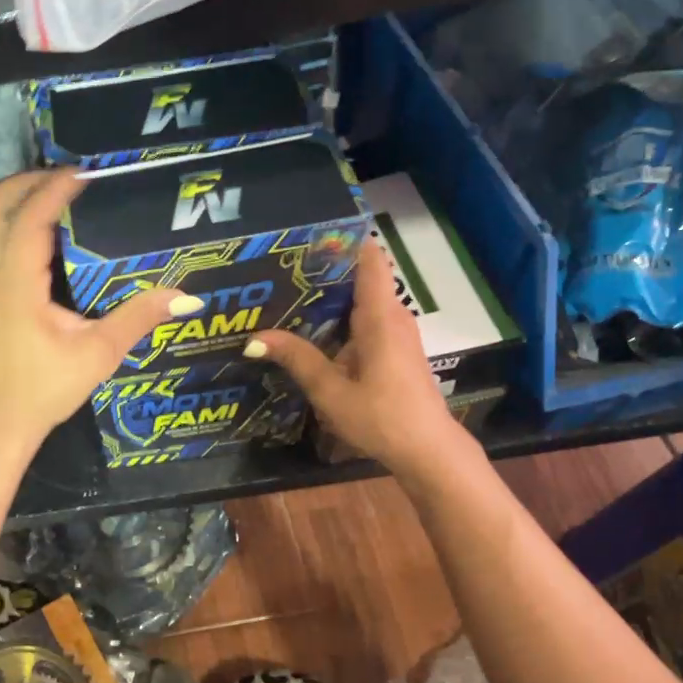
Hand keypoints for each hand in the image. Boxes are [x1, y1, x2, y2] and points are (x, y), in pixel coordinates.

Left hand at [0, 170, 191, 447]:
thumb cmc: (46, 387)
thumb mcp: (99, 354)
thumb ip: (138, 318)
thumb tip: (184, 296)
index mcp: (15, 287)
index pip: (29, 221)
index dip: (53, 190)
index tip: (83, 173)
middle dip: (20, 183)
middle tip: (58, 175)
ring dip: (0, 198)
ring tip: (36, 190)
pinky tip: (19, 225)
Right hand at [242, 241, 474, 477]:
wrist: (428, 451)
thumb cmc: (381, 417)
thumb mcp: (330, 390)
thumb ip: (296, 359)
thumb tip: (254, 337)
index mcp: (380, 317)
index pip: (370, 259)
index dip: (345, 239)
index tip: (311, 231)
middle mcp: (393, 317)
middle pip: (361, 278)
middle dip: (325, 269)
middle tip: (281, 264)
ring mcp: (398, 334)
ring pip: (363, 301)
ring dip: (331, 297)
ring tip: (288, 292)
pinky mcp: (397, 351)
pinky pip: (367, 320)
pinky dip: (341, 318)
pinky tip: (312, 330)